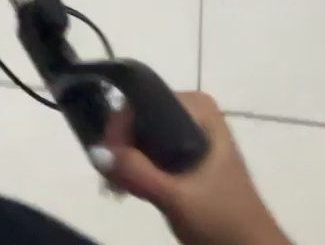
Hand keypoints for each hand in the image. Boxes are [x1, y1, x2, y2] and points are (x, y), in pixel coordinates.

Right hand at [101, 92, 290, 244]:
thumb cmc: (225, 224)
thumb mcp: (179, 199)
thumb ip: (139, 173)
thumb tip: (99, 152)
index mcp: (198, 109)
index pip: (144, 100)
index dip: (121, 124)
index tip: (107, 154)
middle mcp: (193, 113)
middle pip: (140, 116)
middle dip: (121, 144)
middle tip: (109, 174)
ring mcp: (190, 136)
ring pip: (143, 135)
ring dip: (126, 159)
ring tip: (117, 185)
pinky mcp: (186, 158)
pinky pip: (151, 151)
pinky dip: (137, 168)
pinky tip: (128, 189)